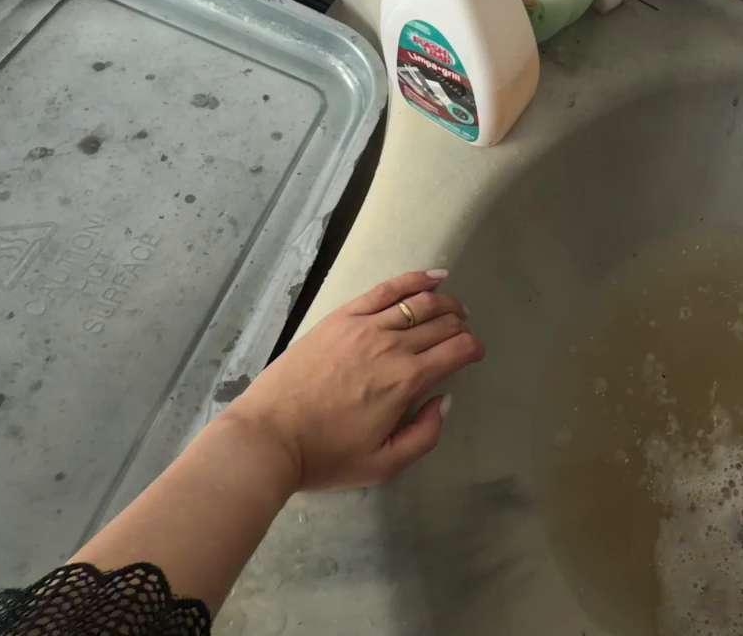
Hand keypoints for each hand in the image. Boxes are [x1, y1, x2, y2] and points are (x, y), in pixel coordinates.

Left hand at [222, 269, 484, 491]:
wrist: (267, 437)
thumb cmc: (325, 456)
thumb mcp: (382, 465)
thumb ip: (425, 435)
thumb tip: (445, 400)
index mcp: (407, 381)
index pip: (456, 351)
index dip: (473, 349)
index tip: (475, 354)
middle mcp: (393, 346)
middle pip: (442, 324)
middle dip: (461, 327)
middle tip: (462, 333)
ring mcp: (367, 325)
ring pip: (421, 303)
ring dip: (446, 303)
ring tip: (454, 308)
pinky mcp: (344, 316)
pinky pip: (387, 290)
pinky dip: (416, 279)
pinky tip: (435, 277)